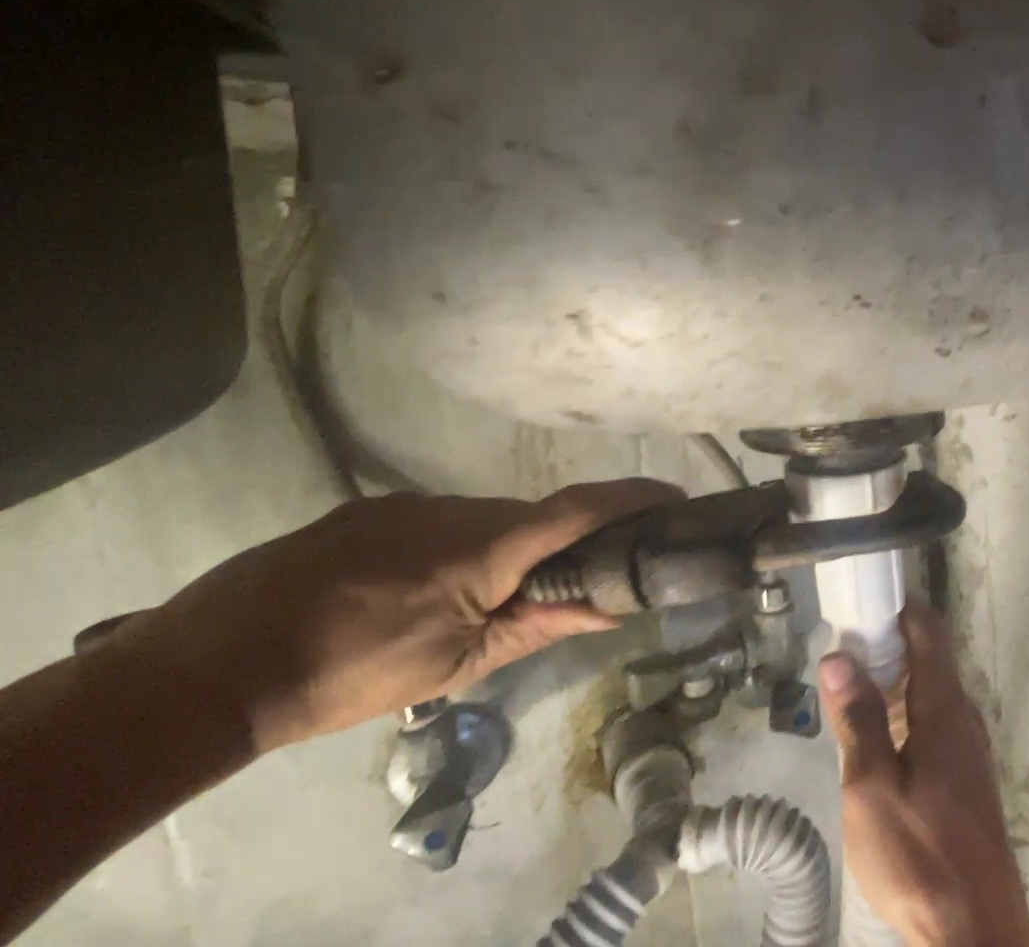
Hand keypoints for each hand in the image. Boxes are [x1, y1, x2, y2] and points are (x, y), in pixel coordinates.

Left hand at [103, 479, 681, 752]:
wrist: (209, 669)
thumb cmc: (348, 676)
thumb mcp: (458, 664)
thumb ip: (540, 626)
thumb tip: (611, 611)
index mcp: (482, 548)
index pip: (578, 508)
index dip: (633, 497)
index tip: (677, 496)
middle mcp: (450, 508)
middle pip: (534, 514)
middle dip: (566, 540)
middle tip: (577, 583)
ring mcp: (403, 504)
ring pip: (486, 517)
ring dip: (508, 547)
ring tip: (487, 600)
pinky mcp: (365, 511)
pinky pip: (441, 519)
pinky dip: (462, 545)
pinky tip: (428, 589)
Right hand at [819, 602, 1028, 946]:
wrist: (973, 927)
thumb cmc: (919, 853)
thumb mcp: (872, 786)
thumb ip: (858, 719)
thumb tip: (839, 654)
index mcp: (947, 710)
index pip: (929, 632)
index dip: (900, 606)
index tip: (863, 592)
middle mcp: (965, 720)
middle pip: (930, 660)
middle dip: (888, 642)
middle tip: (839, 642)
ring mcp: (968, 751)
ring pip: (930, 694)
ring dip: (893, 679)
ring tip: (846, 683)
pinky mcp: (964, 780)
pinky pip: (933, 724)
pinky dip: (903, 712)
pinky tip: (874, 735)